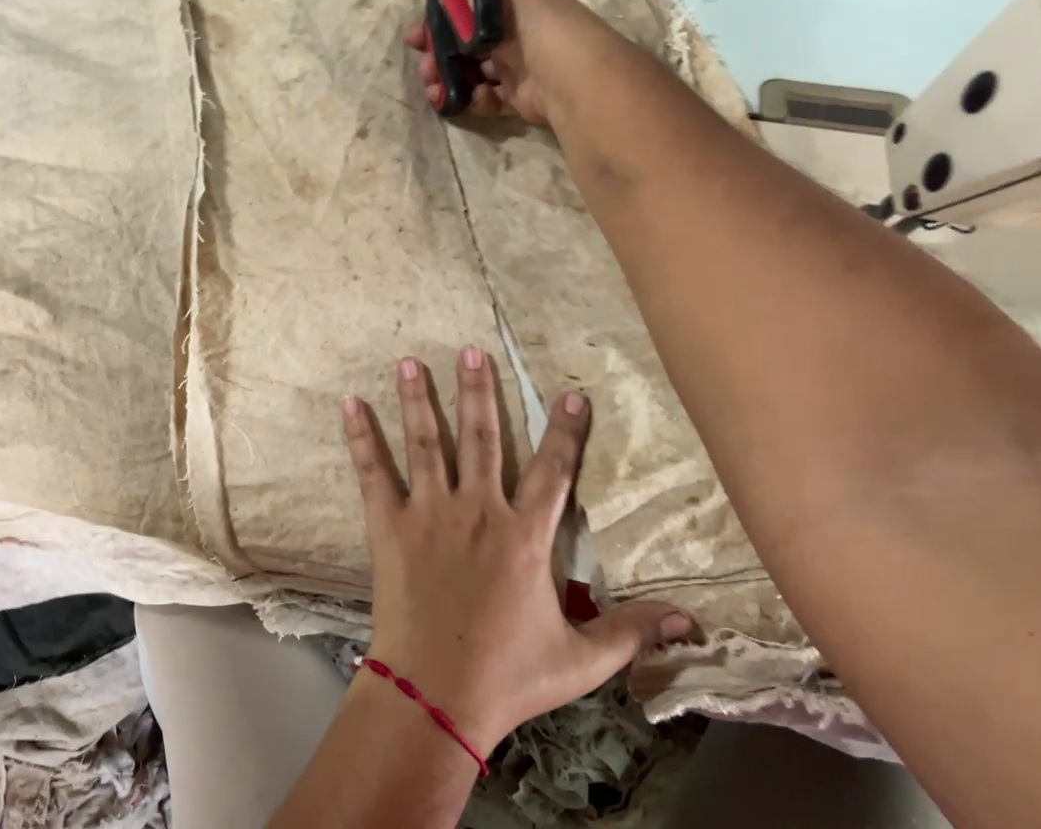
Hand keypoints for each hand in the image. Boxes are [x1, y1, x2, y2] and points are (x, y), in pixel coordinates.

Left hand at [343, 348, 690, 751]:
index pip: (554, 470)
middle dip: (479, 391)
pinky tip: (350, 403)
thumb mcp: (582, 658)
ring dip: (419, 399)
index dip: (565, 430)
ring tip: (408, 361)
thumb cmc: (509, 675)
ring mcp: (429, 514)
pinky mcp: (388, 526)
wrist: (436, 691)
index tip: (570, 391)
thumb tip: (690, 620)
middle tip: (471, 350)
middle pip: (483, 437)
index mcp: (525, 537)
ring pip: (427, 442)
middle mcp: (478, 511)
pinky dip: (360, 437)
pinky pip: (372, 472)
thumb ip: (632, 631)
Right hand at [400, 0, 553, 124]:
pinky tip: (471, 98)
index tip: (413, 36)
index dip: (432, 19)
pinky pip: (485, 98)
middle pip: (458, 42)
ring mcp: (514, 63)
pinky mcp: (517, 95)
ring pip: (467, 72)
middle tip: (425, 70)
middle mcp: (508, 27)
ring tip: (437, 91)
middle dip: (434, 56)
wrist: (572, 76)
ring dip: (446, 81)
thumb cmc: (530, 22)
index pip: (458, 3)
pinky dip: (472, 99)